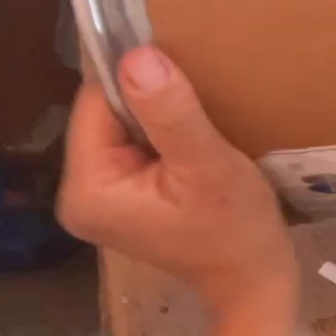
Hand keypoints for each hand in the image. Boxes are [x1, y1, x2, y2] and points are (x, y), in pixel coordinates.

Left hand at [58, 46, 295, 314]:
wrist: (255, 279)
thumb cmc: (236, 227)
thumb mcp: (208, 165)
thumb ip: (171, 114)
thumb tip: (138, 56)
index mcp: (88, 188)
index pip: (97, 106)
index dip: (137, 81)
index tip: (182, 64)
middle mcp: (80, 195)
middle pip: (108, 118)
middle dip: (151, 101)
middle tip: (202, 92)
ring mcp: (102, 202)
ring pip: (125, 132)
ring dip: (162, 117)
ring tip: (204, 113)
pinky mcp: (126, 203)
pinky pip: (138, 150)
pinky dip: (167, 137)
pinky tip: (198, 139)